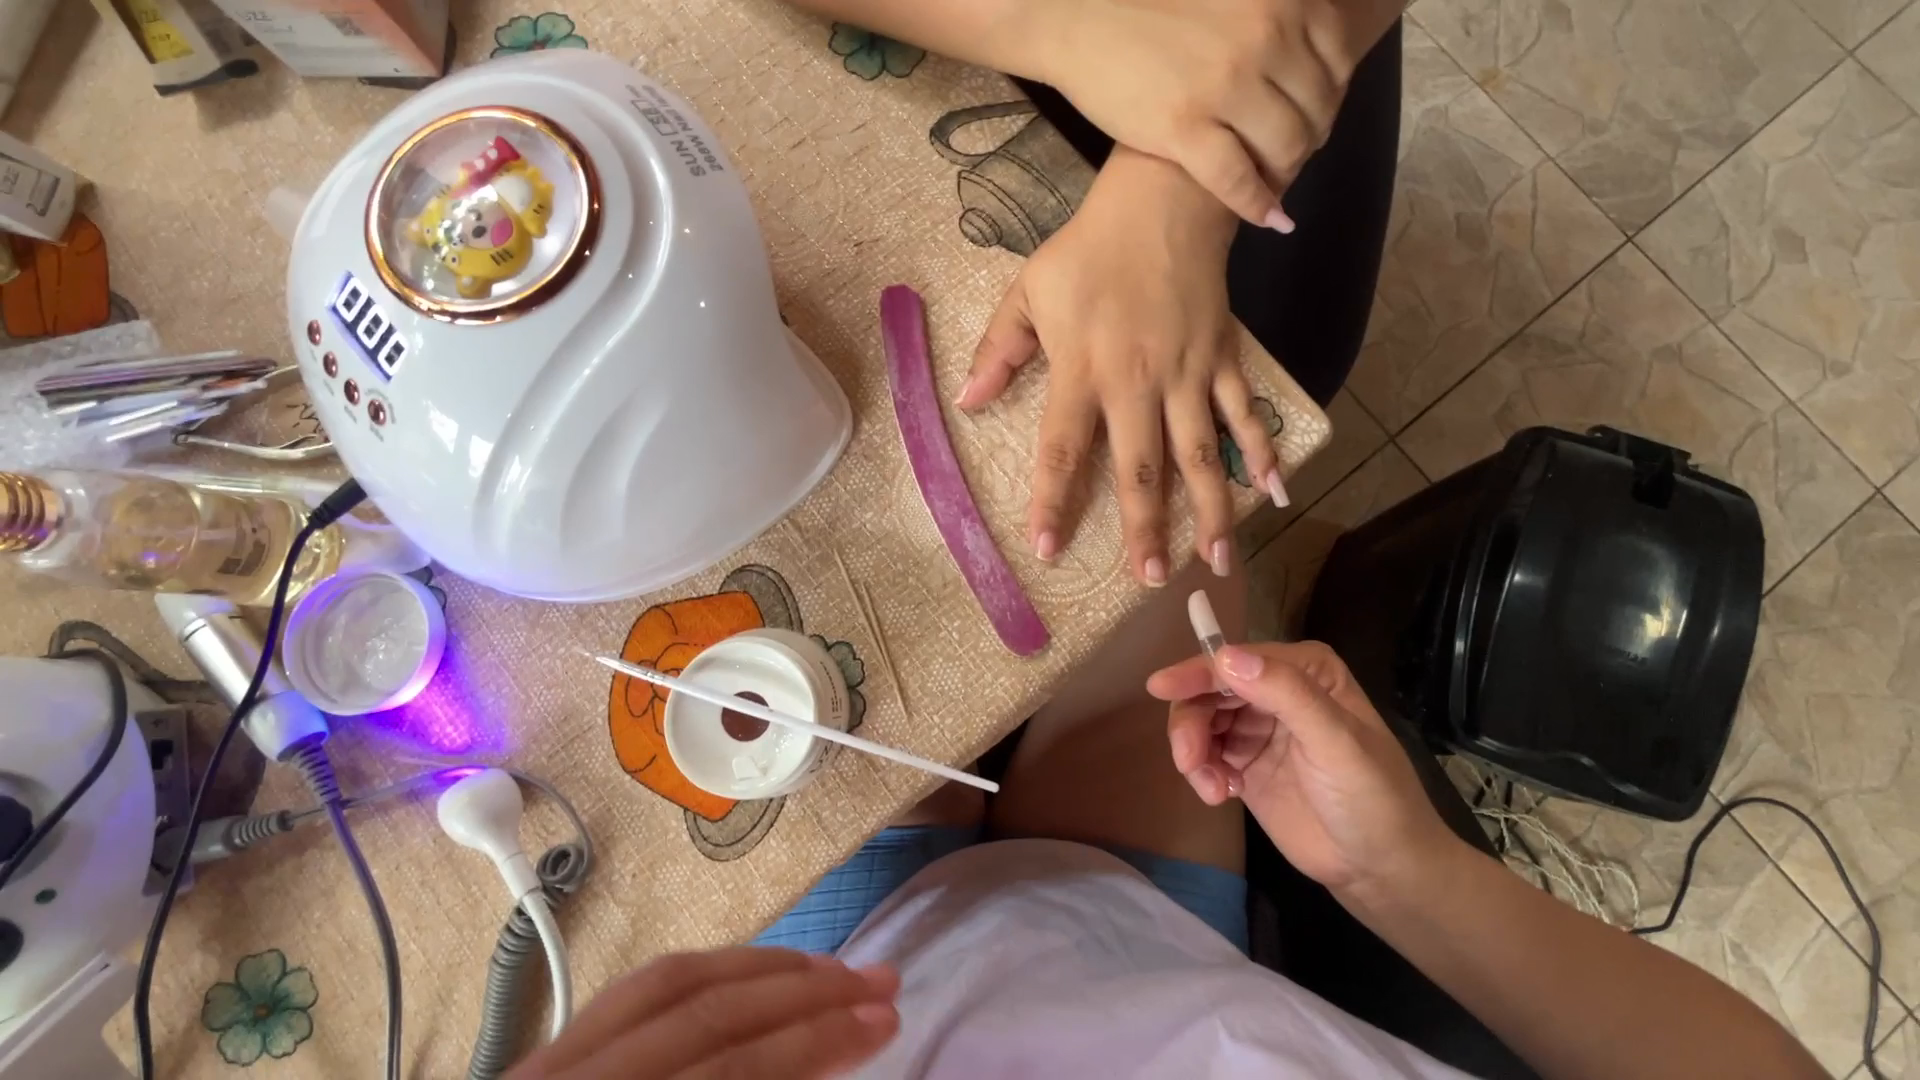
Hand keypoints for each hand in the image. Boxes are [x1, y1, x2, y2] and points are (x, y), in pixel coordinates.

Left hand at [507, 948, 898, 1078]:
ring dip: (764, 969)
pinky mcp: (541, 1058)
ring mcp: (545, 1070)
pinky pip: (637, 989)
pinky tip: (752, 972)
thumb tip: (808, 1069)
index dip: (814, 1047)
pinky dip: (709, 969)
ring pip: (671, 984)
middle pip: (706, 1020)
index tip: (885, 1023)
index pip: (727, 1078)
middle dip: (809, 997)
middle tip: (883, 983)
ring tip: (832, 968)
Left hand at [956, 148, 1283, 584]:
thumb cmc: (1087, 252)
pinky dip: (1261, 450)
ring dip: (1209, 509)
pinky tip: (1274, 491)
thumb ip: (999, 351)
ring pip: (1201, 453)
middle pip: (1142, 468)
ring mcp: (1188, 372)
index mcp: (1083, 370)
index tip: (1048, 550)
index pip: (1063, 450)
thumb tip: (967, 402)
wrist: (1161, 202)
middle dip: (1145, 529)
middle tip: (1151, 579)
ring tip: (1213, 560)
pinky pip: (1245, 411)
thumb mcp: (1028, 292)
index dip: (1054, 502)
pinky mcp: (1223, 357)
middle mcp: (1138, 382)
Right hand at [1021, 0, 1398, 227]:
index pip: (1334, 62)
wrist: (1078, 15)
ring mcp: (1225, 87)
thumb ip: (1268, 11)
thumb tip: (1298, 45)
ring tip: (1276, 185)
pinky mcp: (1184, 129)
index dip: (1329, 99)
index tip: (1314, 118)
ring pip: (1284, 148)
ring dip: (1285, 174)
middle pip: (1314, 110)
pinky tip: (1268, 219)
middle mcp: (1265, 38)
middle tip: (1291, 158)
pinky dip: (1257, 204)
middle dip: (1309, 141)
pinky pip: (1236, 179)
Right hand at [1147, 641, 1460, 903]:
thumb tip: (1226, 656)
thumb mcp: (1336, 743)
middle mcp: (1276, 689)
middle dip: (1191, 723)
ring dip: (1194, 751)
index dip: (1198, 672)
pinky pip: (1203, 752)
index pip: (1238, 661)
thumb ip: (1287, 694)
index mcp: (1305, 670)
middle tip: (1187, 761)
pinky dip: (1202, 771)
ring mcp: (1257, 726)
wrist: (1379, 870)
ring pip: (1200, 720)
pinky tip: (1221, 794)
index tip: (1160, 688)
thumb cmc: (1373, 799)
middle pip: (1209, 690)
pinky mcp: (1243, 761)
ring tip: (1212, 789)